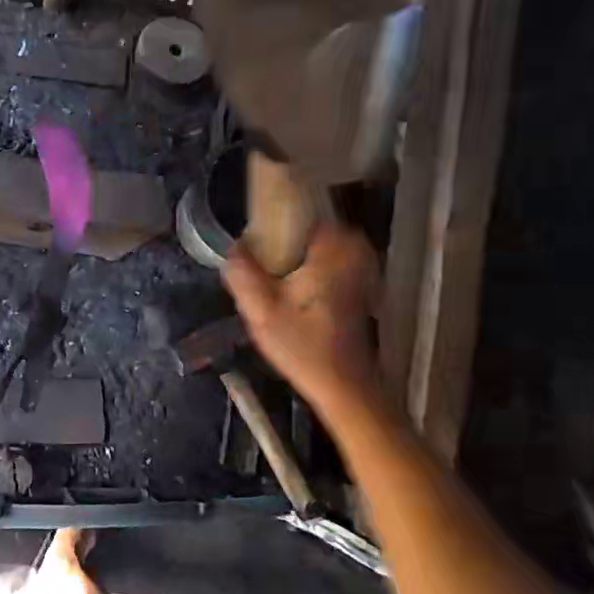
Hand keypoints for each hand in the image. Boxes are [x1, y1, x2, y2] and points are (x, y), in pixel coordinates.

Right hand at [223, 222, 382, 408]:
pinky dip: (305, 270)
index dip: (269, 221)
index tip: (251, 241)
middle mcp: (353, 247)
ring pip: (313, 245)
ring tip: (271, 284)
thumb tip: (233, 246)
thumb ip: (242, 273)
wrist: (344, 385)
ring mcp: (360, 265)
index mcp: (334, 245)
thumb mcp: (260, 311)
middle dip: (279, 244)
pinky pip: (324, 260)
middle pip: (303, 226)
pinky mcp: (359, 282)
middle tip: (258, 268)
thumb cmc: (304, 347)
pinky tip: (290, 294)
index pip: (296, 209)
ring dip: (291, 259)